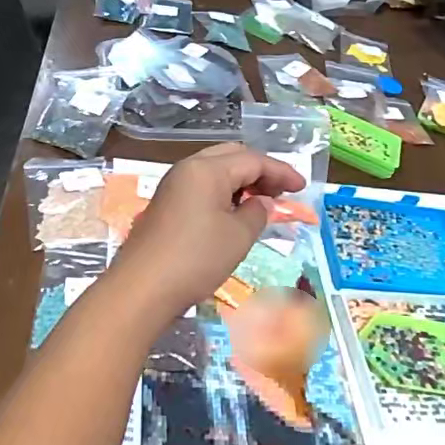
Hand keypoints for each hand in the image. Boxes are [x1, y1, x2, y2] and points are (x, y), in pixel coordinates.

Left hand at [108, 143, 304, 317]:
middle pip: (231, 156)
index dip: (281, 171)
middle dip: (260, 170)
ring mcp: (173, 185)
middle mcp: (187, 168)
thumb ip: (257, 211)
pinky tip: (234, 212)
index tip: (302, 187)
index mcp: (206, 169)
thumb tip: (260, 201)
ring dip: (241, 180)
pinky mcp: (165, 204)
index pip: (252, 160)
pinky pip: (201, 186)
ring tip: (262, 201)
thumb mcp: (238, 236)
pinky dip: (223, 192)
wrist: (142, 287)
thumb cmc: (196, 259)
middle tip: (282, 191)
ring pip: (215, 170)